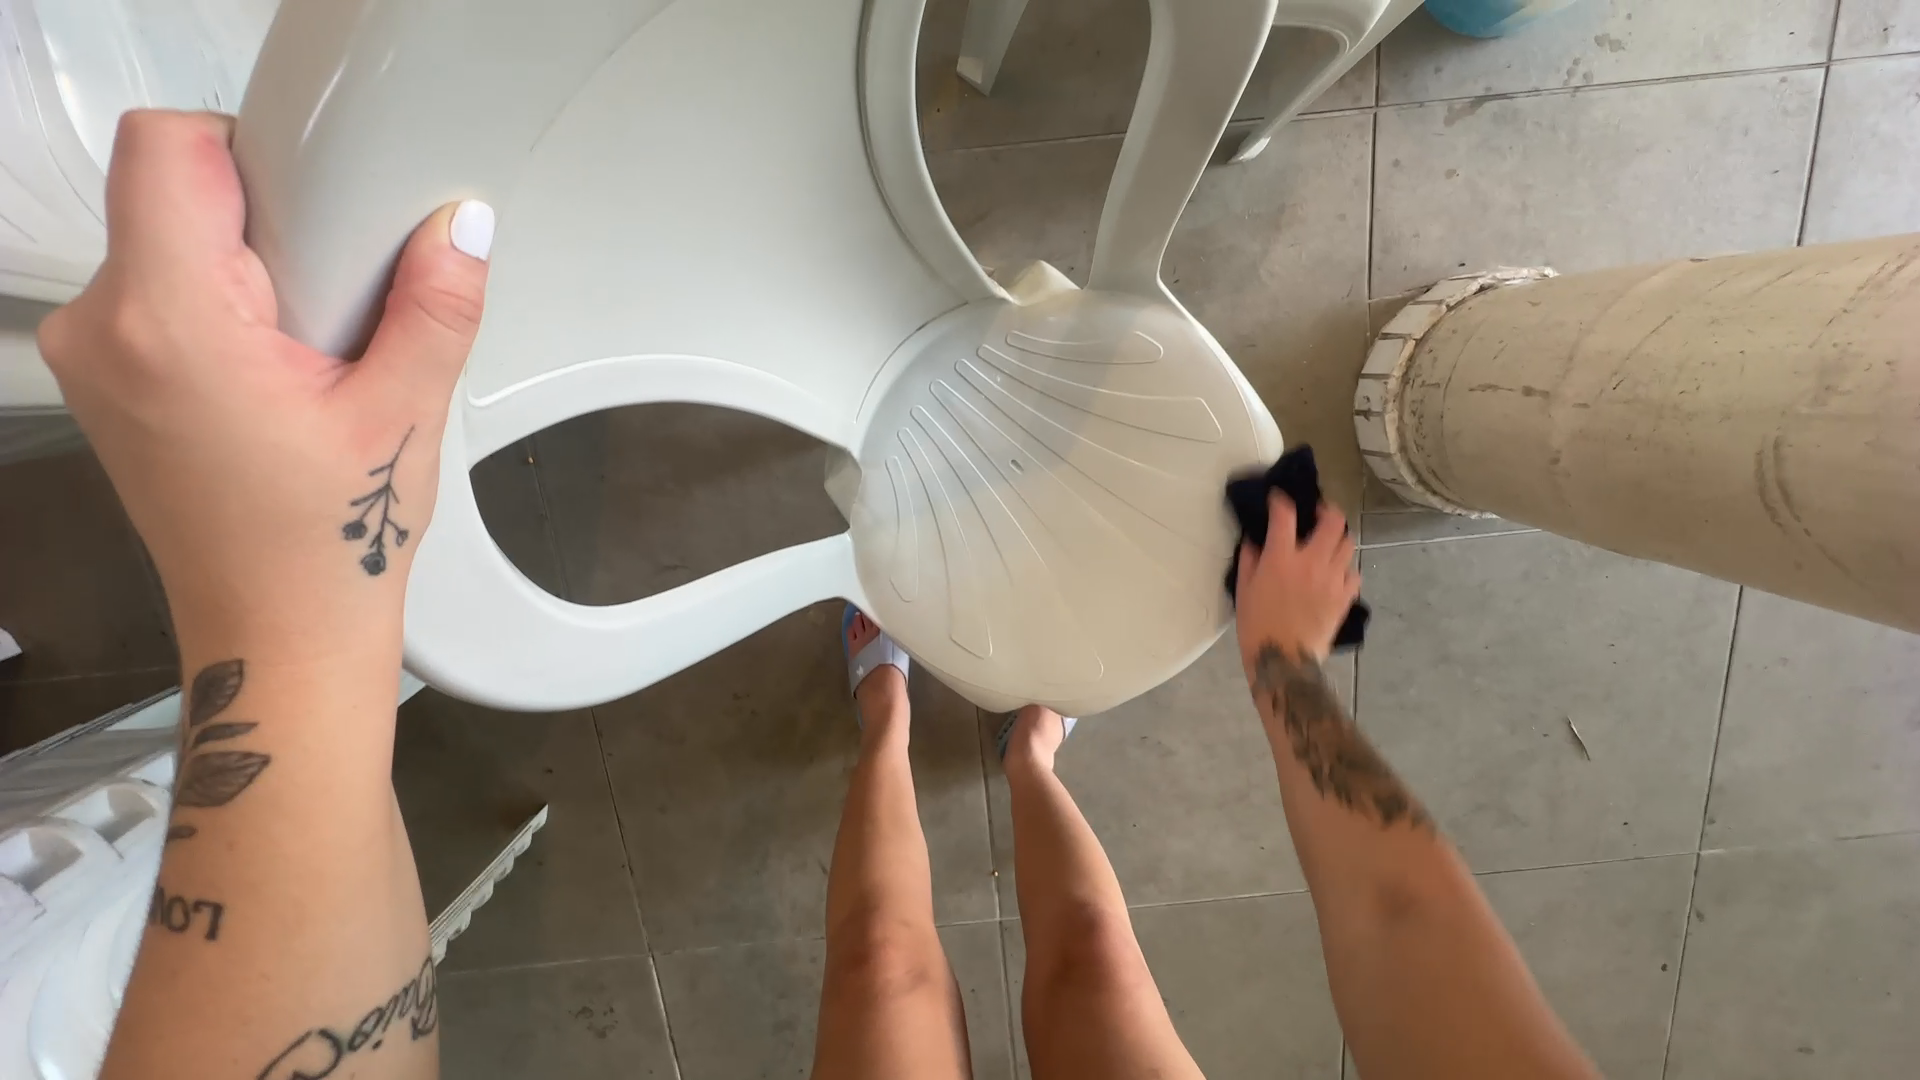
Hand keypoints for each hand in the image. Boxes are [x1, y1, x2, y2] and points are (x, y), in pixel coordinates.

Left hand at [37, 110, 492, 661]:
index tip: (336, 199)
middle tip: (357, 305)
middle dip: (282, 226)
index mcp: (174, 326)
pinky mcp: (114, 377)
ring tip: (332, 356)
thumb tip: (462, 229)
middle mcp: (104, 327)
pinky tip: (299, 374)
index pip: (173, 153)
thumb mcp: (407, 415)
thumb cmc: (336, 536)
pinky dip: (240, 307)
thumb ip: (435, 310)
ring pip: (176, 246)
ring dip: (266, 272)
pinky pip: (170, 294)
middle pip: (179, 197)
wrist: (281, 622)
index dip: (259, 152)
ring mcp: (97, 354)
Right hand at [1234, 495, 1360, 671]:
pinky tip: (1335, 572)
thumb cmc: (1256, 624)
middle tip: (1319, 512)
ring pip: (1348, 544)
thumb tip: (1255, 542)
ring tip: (1329, 540)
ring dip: (1338, 537)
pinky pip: (1353, 572)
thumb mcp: (1244, 590)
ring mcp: (1332, 578)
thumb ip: (1250, 561)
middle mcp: (1311, 561)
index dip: (1281, 502)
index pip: (1285, 516)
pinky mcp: (1345, 596)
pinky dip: (1345, 567)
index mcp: (1281, 558)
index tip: (1278, 499)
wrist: (1283, 657)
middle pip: (1333, 522)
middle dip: (1327, 510)